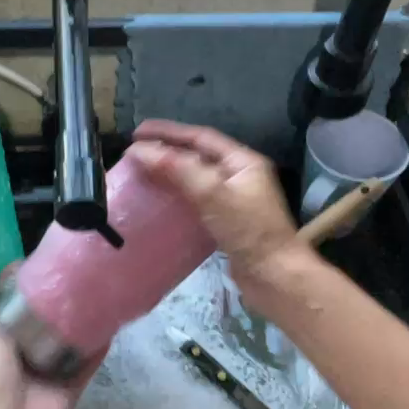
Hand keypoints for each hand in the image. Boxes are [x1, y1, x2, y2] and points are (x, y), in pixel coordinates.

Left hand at [0, 283, 102, 408]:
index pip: (8, 309)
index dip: (20, 288)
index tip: (39, 263)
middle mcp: (20, 356)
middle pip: (39, 322)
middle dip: (54, 302)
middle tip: (75, 272)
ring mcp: (47, 372)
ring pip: (66, 341)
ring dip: (79, 321)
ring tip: (97, 289)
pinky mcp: (70, 386)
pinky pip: (87, 362)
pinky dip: (97, 345)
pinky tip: (112, 320)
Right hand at [127, 120, 305, 303]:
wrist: (275, 277)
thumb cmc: (248, 231)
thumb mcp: (212, 194)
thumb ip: (177, 169)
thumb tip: (139, 150)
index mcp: (243, 161)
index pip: (200, 137)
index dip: (168, 132)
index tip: (137, 133)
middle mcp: (239, 176)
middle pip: (197, 156)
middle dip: (166, 151)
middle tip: (133, 153)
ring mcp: (234, 201)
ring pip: (195, 180)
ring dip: (169, 174)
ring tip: (141, 175)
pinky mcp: (226, 224)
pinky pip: (196, 202)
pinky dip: (176, 198)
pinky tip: (158, 204)